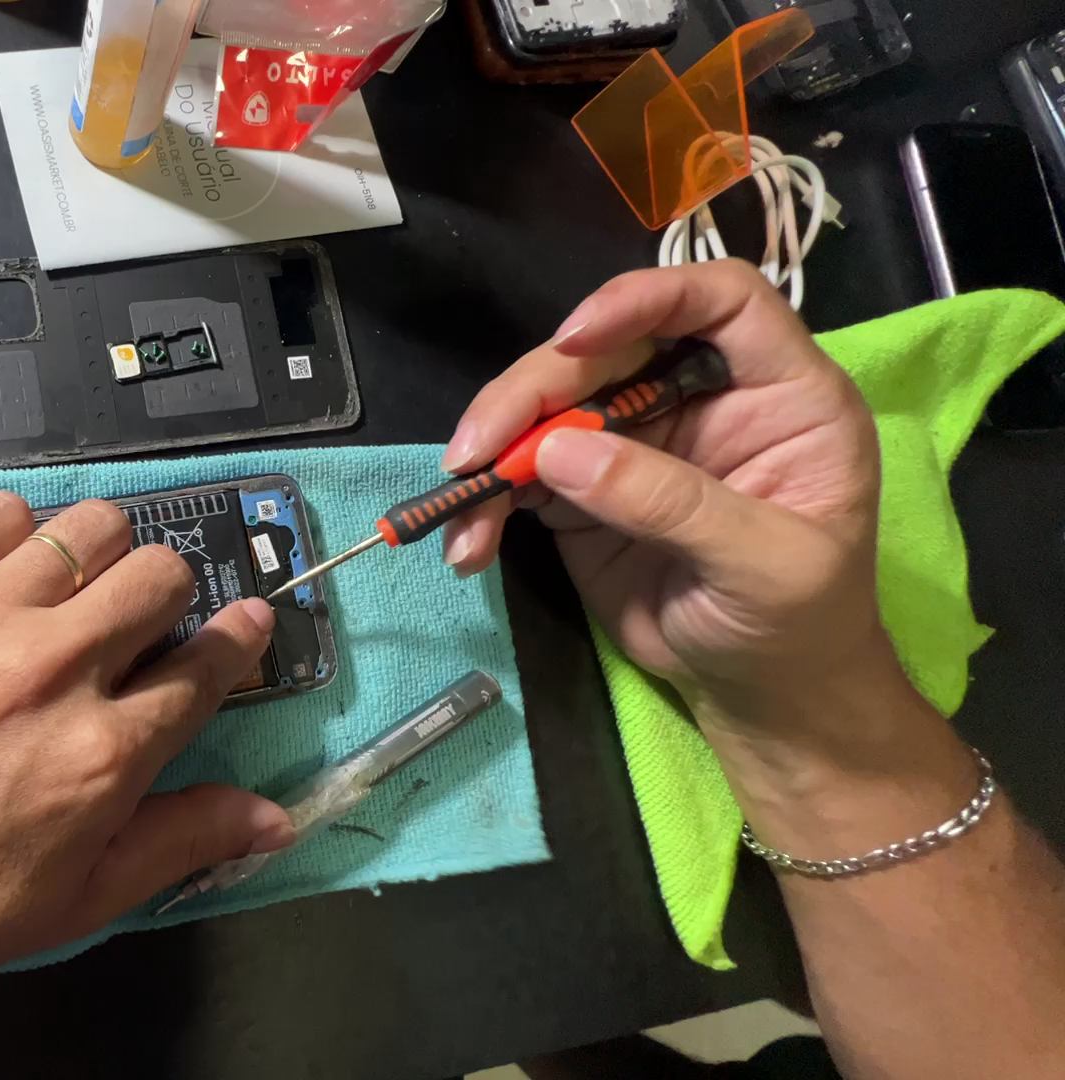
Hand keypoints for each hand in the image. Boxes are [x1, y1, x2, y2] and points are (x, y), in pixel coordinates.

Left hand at [0, 493, 293, 995]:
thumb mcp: (77, 898)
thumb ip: (182, 842)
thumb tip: (273, 818)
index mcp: (101, 753)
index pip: (206, 667)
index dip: (240, 638)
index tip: (249, 619)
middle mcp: (53, 669)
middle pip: (159, 576)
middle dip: (169, 595)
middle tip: (137, 625)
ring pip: (93, 527)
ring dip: (103, 555)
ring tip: (73, 594)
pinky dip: (17, 533)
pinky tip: (2, 577)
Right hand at [437, 261, 898, 750]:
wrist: (752, 684)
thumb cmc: (797, 620)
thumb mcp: (764, 563)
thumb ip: (669, 501)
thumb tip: (557, 452)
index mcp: (768, 394)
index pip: (713, 302)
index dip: (643, 301)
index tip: (573, 340)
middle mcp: (686, 402)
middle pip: (592, 358)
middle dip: (522, 400)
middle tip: (470, 456)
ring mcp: (621, 446)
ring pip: (537, 415)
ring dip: (486, 458)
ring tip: (458, 510)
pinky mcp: (570, 492)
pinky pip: (511, 479)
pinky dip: (479, 509)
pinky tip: (468, 549)